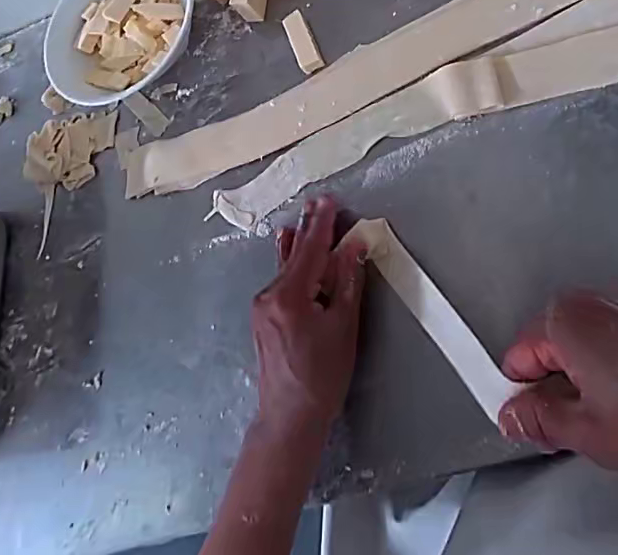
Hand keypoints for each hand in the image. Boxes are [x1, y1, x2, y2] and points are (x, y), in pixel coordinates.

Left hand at [249, 196, 367, 430]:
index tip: (330, 200)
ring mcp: (263, 305)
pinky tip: (289, 245)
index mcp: (290, 295)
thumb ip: (347, 281)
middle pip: (296, 253)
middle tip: (319, 200)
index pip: (311, 249)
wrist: (289, 418)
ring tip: (308, 216)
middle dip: (310, 227)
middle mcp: (270, 294)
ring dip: (302, 242)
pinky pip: (282, 279)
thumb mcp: (343, 326)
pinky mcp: (263, 315)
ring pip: (288, 265)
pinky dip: (293, 262)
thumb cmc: (323, 375)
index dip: (323, 223)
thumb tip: (354, 247)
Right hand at [496, 291, 617, 480]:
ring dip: (581, 382)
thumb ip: (539, 421)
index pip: (513, 358)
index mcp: (563, 320)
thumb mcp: (589, 433)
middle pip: (541, 350)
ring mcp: (612, 308)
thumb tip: (517, 416)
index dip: (520, 396)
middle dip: (553, 388)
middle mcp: (585, 304)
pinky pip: (599, 346)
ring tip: (614, 415)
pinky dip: (605, 373)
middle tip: (579, 425)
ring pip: (572, 351)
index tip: (525, 419)